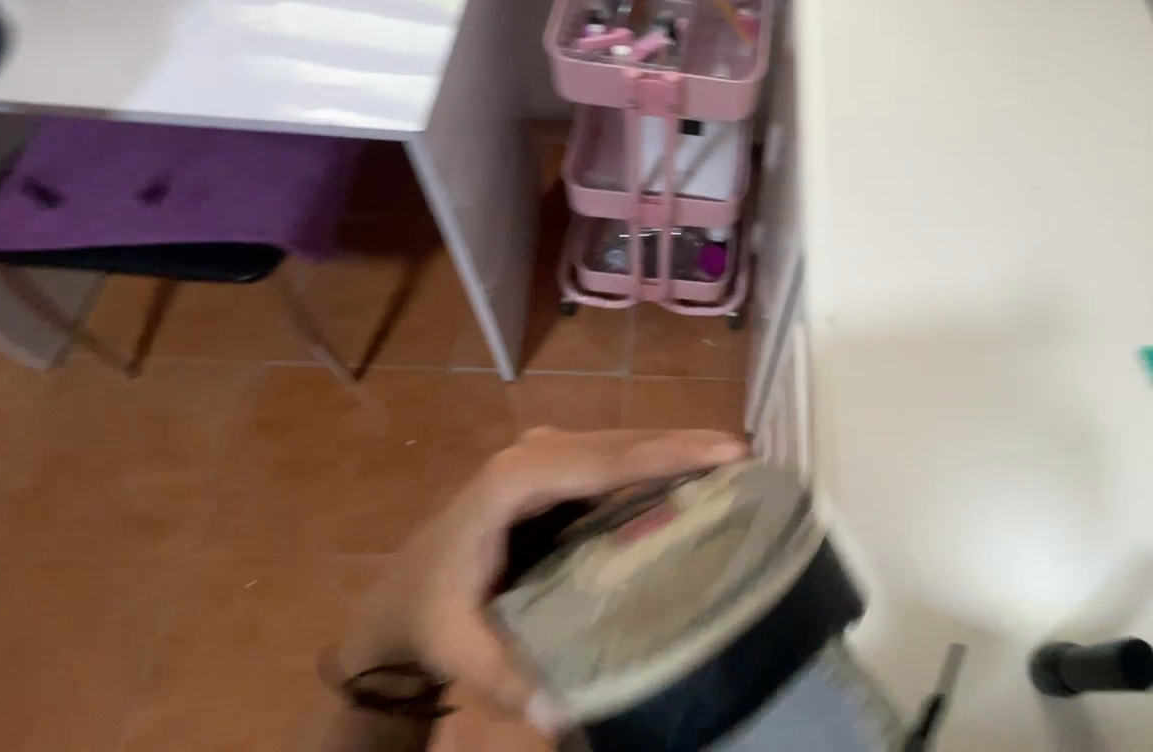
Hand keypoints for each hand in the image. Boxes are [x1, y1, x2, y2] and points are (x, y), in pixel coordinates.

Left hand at [341, 427, 746, 730]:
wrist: (404, 589)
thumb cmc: (432, 611)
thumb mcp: (459, 647)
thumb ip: (505, 675)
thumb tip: (567, 710)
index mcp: (513, 481)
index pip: (601, 462)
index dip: (664, 456)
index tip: (721, 454)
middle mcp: (535, 452)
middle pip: (623, 443)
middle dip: (686, 446)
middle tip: (748, 457)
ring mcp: (548, 452)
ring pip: (625, 443)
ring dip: (679, 449)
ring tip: (736, 461)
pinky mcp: (561, 464)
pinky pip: (617, 456)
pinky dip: (659, 460)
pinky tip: (696, 471)